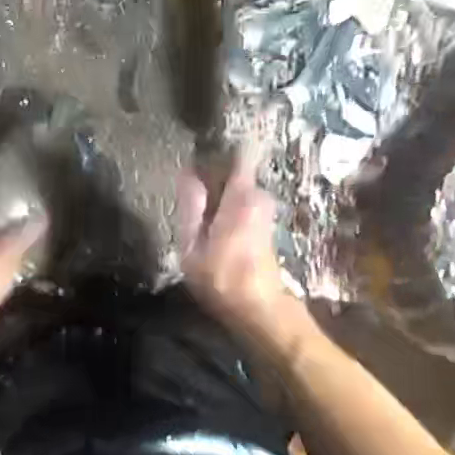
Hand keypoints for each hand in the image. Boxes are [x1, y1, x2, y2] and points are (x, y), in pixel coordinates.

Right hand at [178, 145, 308, 343]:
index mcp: (241, 195)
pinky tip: (213, 226)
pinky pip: (241, 201)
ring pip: (236, 187)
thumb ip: (191, 207)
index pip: (238, 153)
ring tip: (197, 210)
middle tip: (189, 192)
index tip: (201, 144)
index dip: (220, 146)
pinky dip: (227, 206)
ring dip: (218, 193)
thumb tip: (188, 173)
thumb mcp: (192, 247)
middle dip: (213, 175)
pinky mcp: (266, 222)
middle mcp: (258, 195)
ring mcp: (265, 209)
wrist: (259, 309)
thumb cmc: (222, 280)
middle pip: (233, 170)